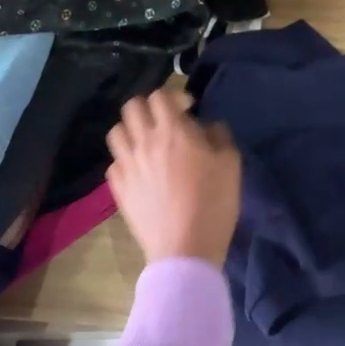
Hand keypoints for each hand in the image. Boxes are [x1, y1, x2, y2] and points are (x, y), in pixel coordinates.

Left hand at [106, 88, 242, 266]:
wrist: (185, 249)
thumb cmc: (213, 202)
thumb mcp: (230, 163)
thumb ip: (219, 135)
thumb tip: (207, 127)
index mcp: (172, 131)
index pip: (160, 96)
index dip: (175, 96)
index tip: (189, 110)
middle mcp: (144, 142)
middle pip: (131, 107)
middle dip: (149, 107)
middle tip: (166, 121)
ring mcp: (127, 166)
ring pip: (116, 132)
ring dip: (132, 130)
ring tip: (148, 143)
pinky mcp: (118, 190)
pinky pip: (114, 163)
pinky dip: (125, 159)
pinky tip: (140, 169)